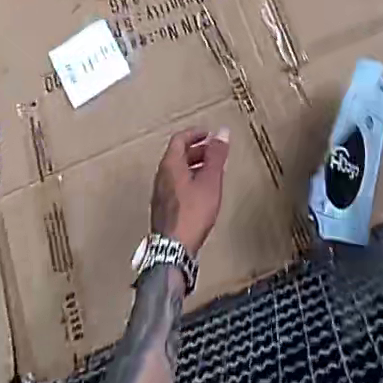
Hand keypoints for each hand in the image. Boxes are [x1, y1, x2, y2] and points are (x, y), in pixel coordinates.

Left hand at [152, 127, 228, 254]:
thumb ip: (216, 155)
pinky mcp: (163, 209)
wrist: (173, 250)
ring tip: (212, 172)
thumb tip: (222, 132)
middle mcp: (161, 176)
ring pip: (176, 171)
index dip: (195, 133)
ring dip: (193, 165)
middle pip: (177, 155)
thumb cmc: (192, 212)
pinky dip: (189, 180)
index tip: (210, 135)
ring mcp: (160, 194)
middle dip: (197, 150)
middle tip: (214, 152)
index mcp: (170, 165)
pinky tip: (202, 192)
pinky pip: (175, 185)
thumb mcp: (210, 180)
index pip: (180, 139)